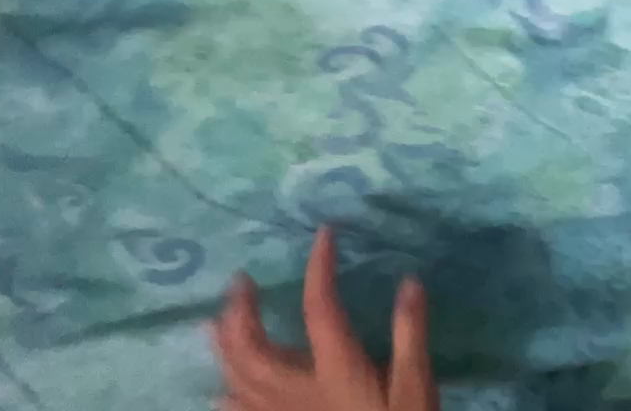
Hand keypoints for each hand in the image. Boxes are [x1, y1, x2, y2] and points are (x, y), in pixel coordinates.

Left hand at [212, 227, 437, 410]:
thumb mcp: (416, 386)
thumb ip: (411, 334)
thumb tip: (409, 281)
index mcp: (336, 371)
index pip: (319, 309)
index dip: (318, 269)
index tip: (323, 235)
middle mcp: (297, 394)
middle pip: (253, 350)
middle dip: (241, 313)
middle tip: (239, 281)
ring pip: (236, 383)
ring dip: (223, 348)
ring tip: (215, 321)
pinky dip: (226, 396)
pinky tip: (222, 392)